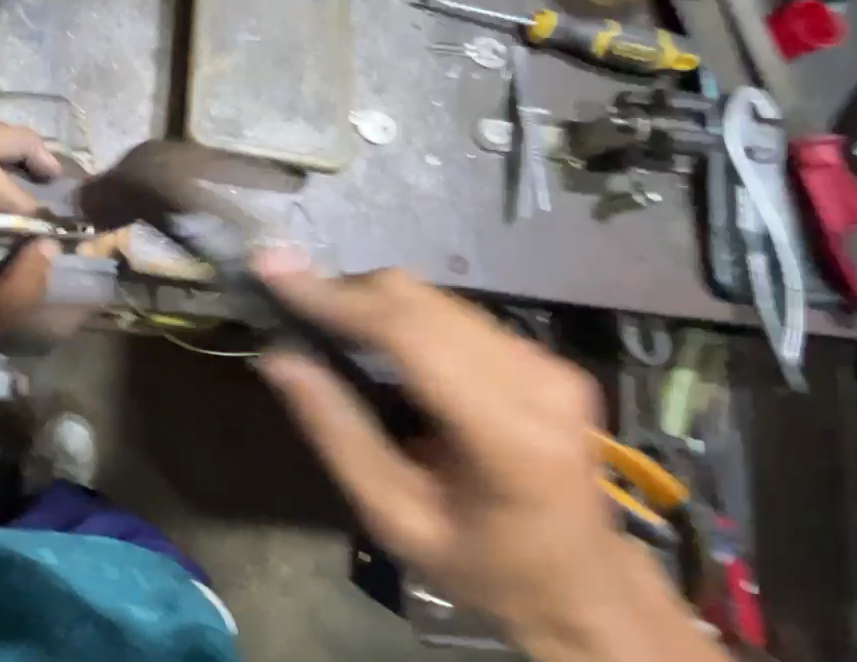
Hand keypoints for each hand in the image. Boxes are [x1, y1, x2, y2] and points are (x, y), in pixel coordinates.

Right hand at [253, 253, 703, 661]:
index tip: (270, 269)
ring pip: (431, 296)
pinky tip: (368, 335)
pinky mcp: (542, 356)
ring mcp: (546, 362)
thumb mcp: (394, 517)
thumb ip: (336, 432)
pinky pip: (449, 310)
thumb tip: (277, 356)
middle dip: (341, 289)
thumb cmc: (483, 564)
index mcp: (506, 433)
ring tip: (317, 317)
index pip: (408, 333)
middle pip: (418, 300)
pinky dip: (397, 311)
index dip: (332, 295)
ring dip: (366, 298)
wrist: (585, 587)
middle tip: (282, 296)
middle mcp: (535, 380)